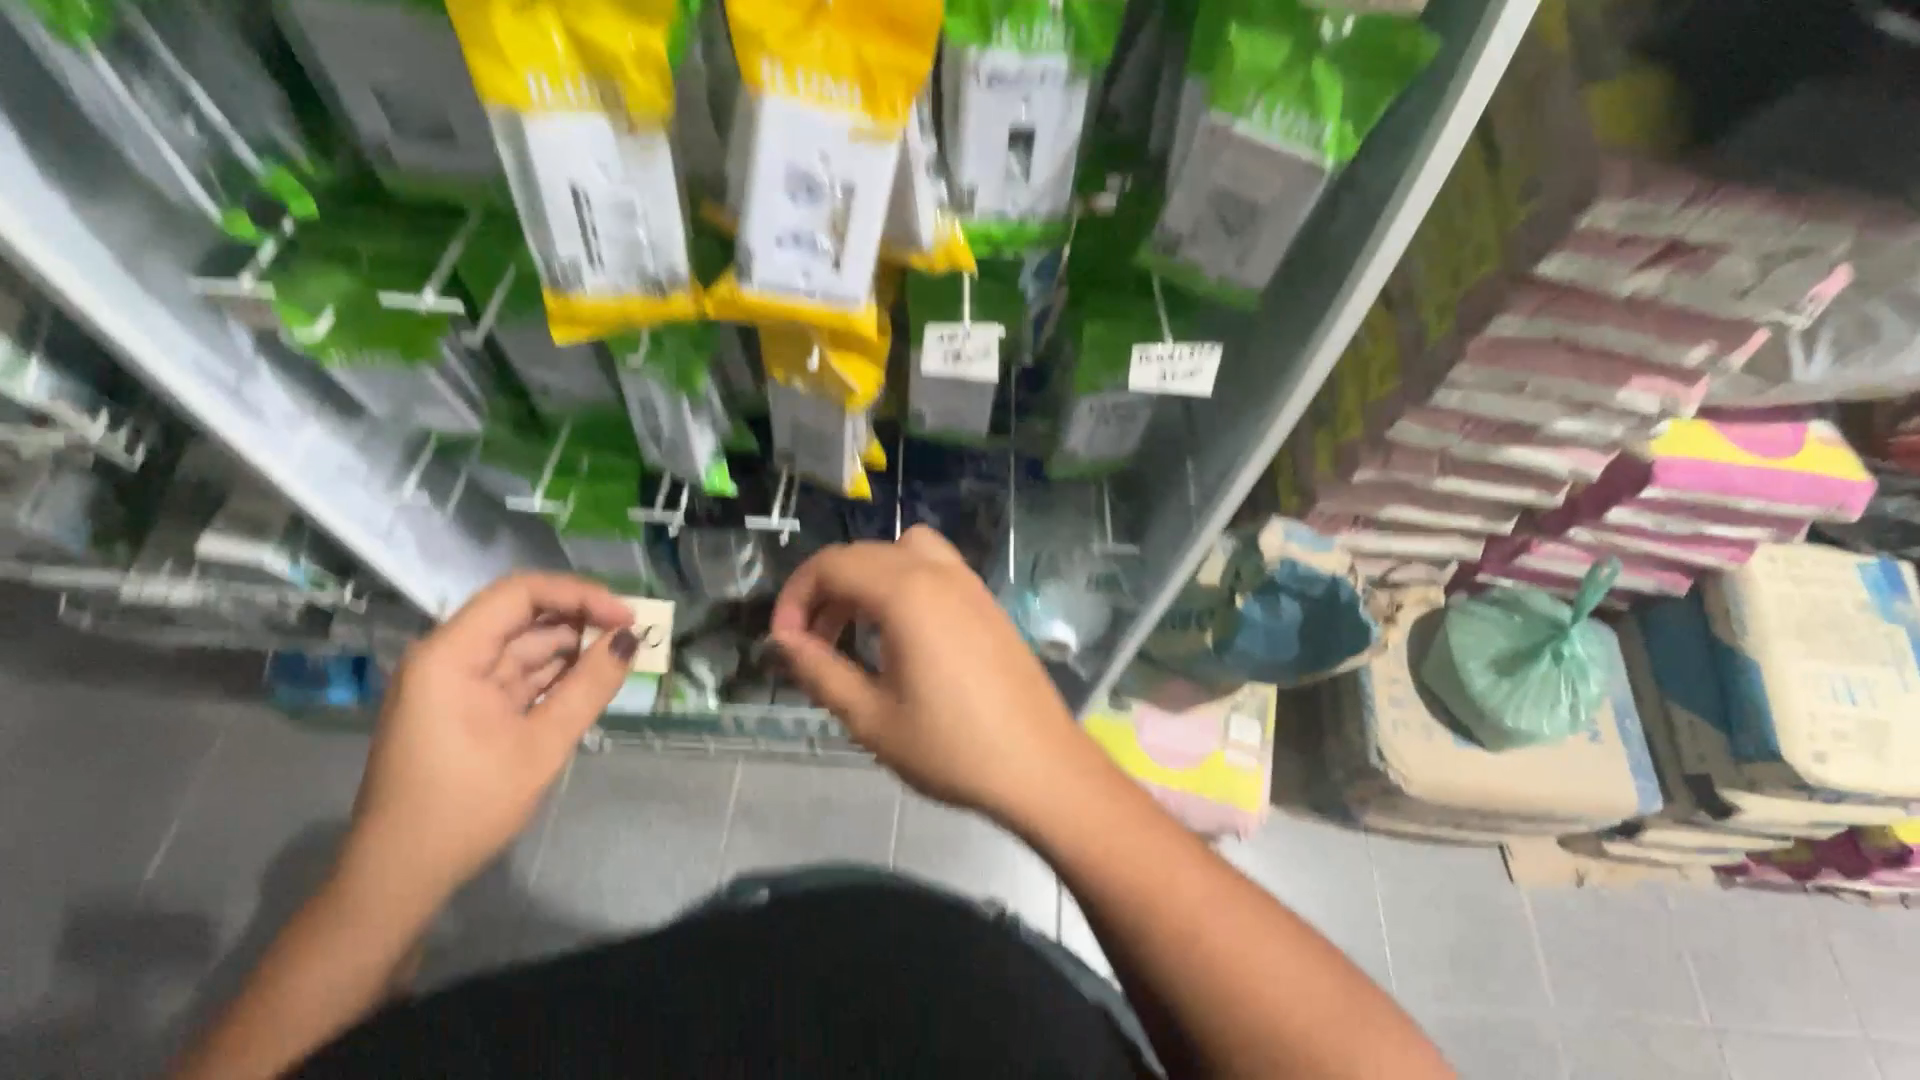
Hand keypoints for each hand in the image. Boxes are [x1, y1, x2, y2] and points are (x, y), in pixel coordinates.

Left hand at [340, 573, 638, 905]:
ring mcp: (453, 684)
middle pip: (522, 616)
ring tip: (621, 658)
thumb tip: (630, 640)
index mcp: (451, 654)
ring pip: (522, 647)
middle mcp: (448, 657)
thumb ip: (589, 686)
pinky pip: (514, 676)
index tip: (627, 617)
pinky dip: (553, 676)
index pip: (521, 594)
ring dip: (571, 649)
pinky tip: (590, 682)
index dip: (580, 595)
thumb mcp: (541, 744)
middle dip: (580, 620)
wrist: (401, 874)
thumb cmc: (468, 805)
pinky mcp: (463, 708)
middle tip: (634, 635)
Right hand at [769, 526, 1094, 821]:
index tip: (784, 644)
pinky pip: (934, 569)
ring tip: (855, 633)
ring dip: (867, 580)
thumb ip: (819, 670)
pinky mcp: (988, 603)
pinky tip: (901, 637)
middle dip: (826, 591)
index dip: (795, 597)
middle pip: (864, 554)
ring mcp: (970, 584)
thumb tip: (781, 641)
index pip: (831, 565)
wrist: (1041, 768)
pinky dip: (903, 583)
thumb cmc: (951, 748)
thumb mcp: (870, 717)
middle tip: (811, 644)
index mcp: (906, 592)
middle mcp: (939, 572)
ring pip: (902, 552)